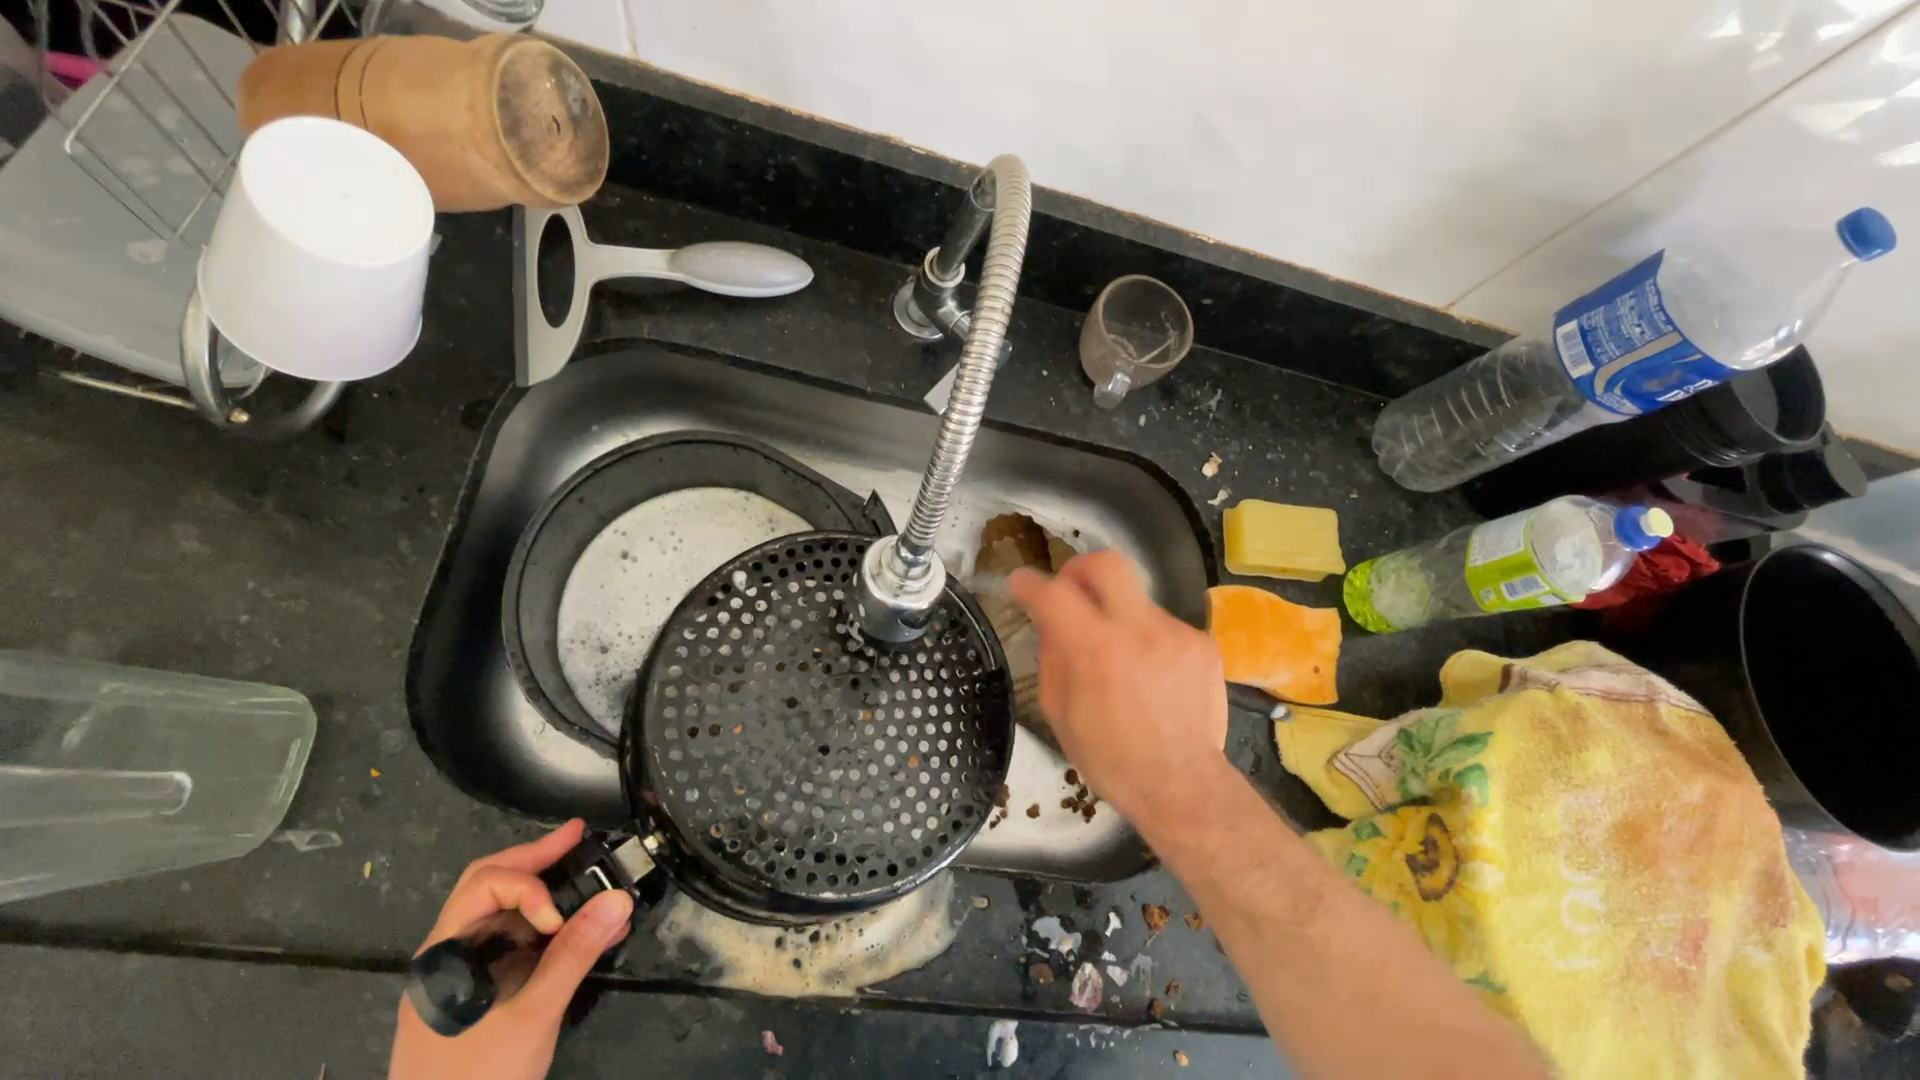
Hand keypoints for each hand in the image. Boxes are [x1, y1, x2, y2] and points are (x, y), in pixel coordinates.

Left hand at [390, 819, 633, 1079]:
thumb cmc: (479, 1078)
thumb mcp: (534, 1016)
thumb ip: (574, 954)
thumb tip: (618, 898)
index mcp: (444, 952)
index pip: (485, 884)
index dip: (530, 887)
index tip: (562, 916)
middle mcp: (447, 954)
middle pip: (488, 886)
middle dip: (537, 859)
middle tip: (580, 837)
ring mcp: (460, 976)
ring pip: (502, 914)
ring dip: (547, 892)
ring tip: (590, 872)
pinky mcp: (477, 996)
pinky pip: (512, 946)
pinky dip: (548, 930)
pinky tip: (585, 931)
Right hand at [1009, 552, 1228, 821]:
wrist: (1182, 785)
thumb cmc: (1111, 759)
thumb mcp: (1060, 713)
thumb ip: (1052, 657)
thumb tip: (1048, 620)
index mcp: (1097, 652)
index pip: (1055, 594)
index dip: (1030, 583)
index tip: (1021, 583)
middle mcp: (1139, 632)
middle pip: (1106, 563)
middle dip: (1080, 569)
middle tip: (1071, 590)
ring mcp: (1176, 634)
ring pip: (1136, 599)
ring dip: (1117, 617)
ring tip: (1119, 660)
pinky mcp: (1202, 644)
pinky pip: (1163, 626)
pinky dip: (1148, 641)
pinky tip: (1150, 676)